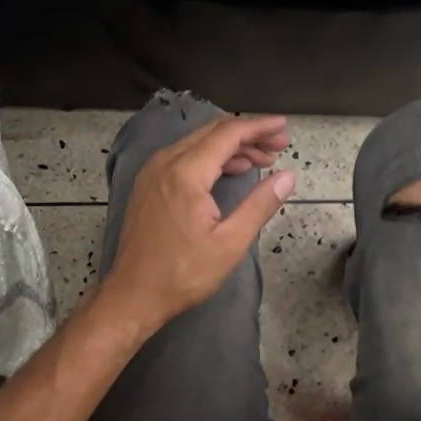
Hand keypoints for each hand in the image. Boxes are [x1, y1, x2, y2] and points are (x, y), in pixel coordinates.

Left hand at [98, 116, 296, 332]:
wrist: (133, 294)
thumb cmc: (183, 273)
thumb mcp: (230, 243)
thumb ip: (260, 204)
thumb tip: (288, 177)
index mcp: (185, 173)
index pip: (228, 134)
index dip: (259, 126)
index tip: (284, 126)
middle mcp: (165, 162)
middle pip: (212, 132)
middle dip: (248, 134)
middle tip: (280, 144)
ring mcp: (152, 172)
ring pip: (198, 143)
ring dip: (230, 146)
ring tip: (263, 159)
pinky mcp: (148, 184)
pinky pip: (183, 156)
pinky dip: (211, 157)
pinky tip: (231, 170)